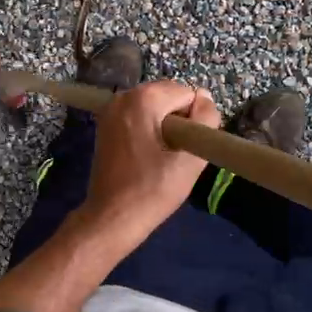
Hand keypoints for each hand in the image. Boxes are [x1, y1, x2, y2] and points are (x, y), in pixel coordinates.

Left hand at [74, 81, 219, 246]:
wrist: (111, 218)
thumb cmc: (152, 191)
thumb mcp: (189, 160)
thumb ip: (205, 122)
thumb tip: (206, 97)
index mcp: (143, 98)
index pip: (187, 93)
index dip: (195, 120)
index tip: (188, 149)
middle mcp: (123, 95)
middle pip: (168, 96)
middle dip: (179, 120)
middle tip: (177, 155)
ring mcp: (111, 108)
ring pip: (154, 106)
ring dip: (165, 125)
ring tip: (163, 158)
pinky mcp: (105, 123)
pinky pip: (138, 115)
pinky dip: (149, 128)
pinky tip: (148, 156)